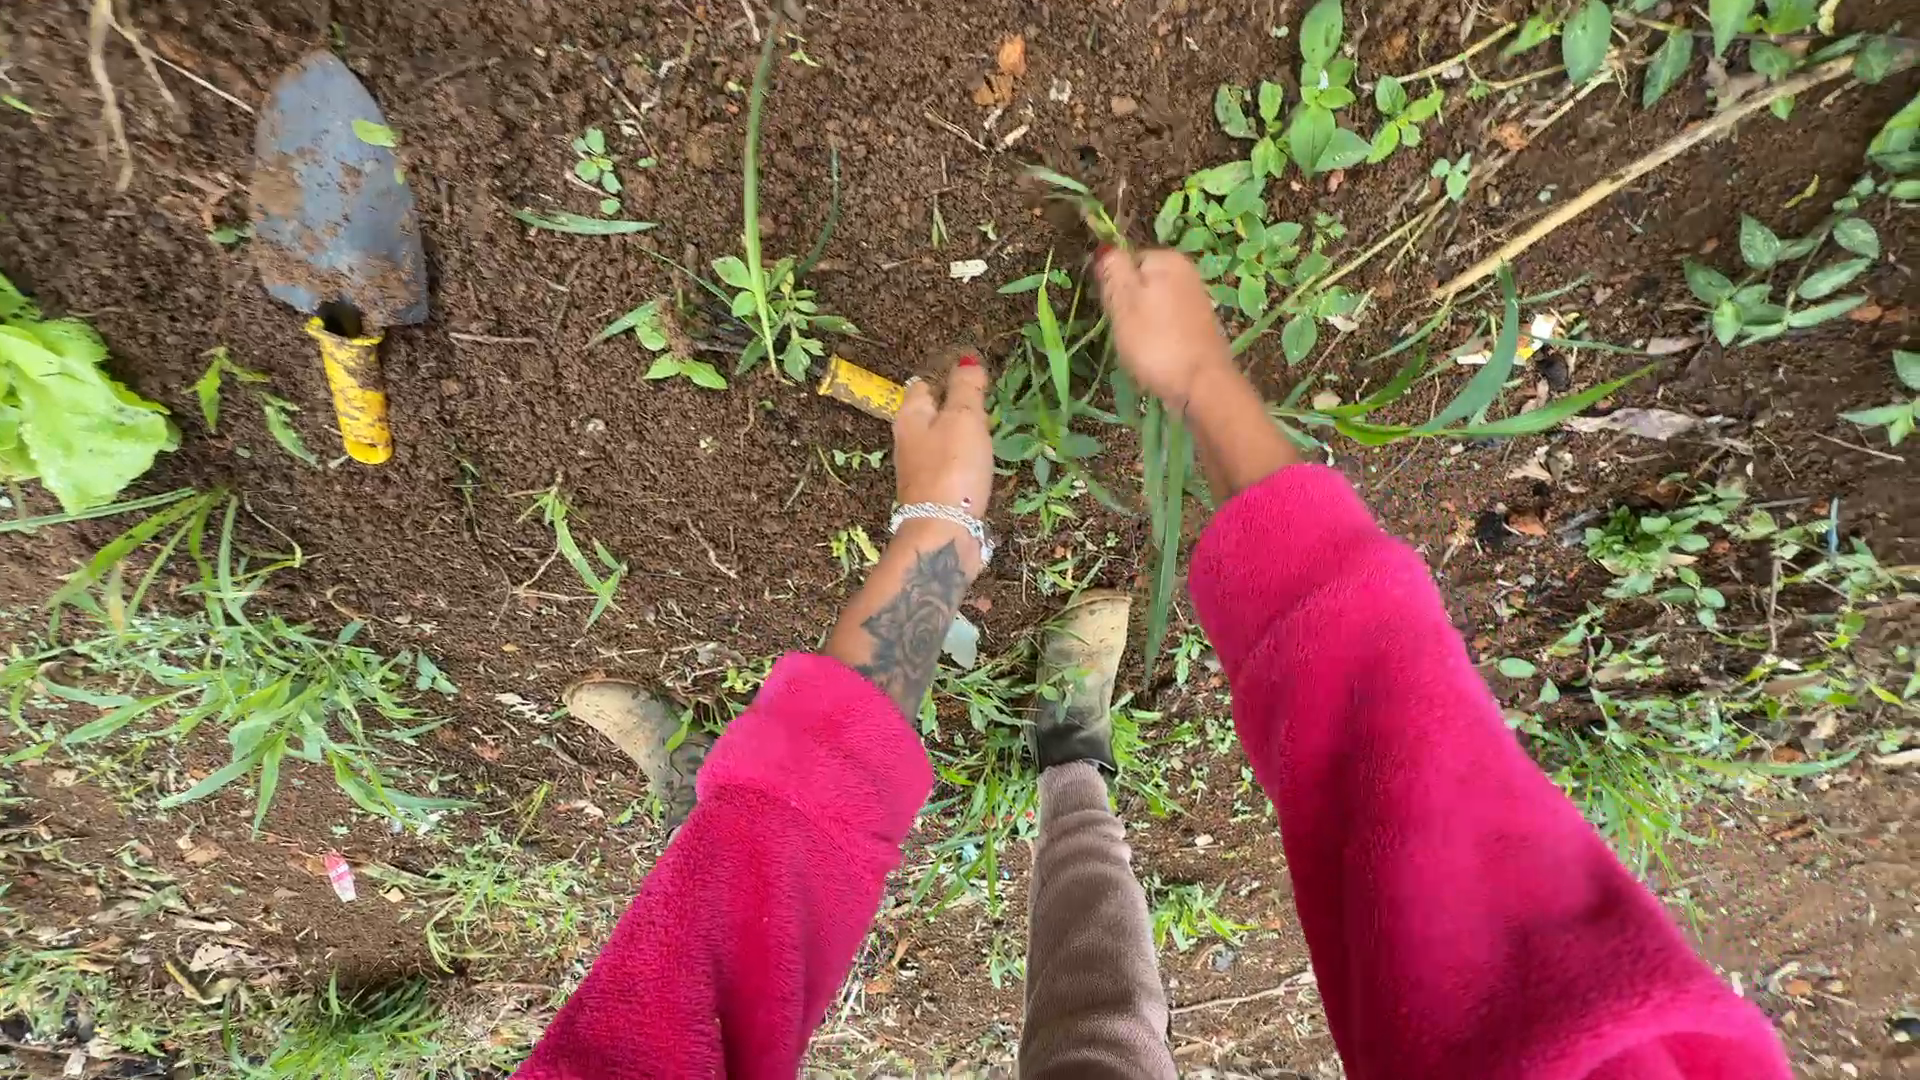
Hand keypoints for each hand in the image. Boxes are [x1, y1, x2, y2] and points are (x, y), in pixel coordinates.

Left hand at [893, 355, 993, 514]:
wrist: (943, 531)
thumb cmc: (952, 468)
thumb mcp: (963, 417)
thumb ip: (966, 387)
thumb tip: (968, 360)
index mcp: (910, 416)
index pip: (923, 383)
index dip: (948, 377)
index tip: (976, 379)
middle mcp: (907, 441)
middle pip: (932, 414)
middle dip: (956, 408)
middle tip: (985, 408)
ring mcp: (918, 470)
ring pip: (941, 442)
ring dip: (962, 437)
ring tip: (987, 436)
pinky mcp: (933, 494)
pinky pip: (949, 467)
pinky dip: (963, 462)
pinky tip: (980, 467)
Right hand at [1094, 248, 1233, 411]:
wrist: (1199, 383)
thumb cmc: (1155, 342)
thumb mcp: (1123, 301)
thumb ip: (1113, 270)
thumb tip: (1104, 247)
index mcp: (1167, 259)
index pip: (1126, 261)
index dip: (1113, 286)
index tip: (1113, 310)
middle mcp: (1186, 272)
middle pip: (1140, 283)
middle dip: (1128, 306)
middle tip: (1126, 330)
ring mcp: (1195, 300)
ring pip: (1152, 306)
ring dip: (1141, 325)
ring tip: (1140, 346)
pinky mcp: (1198, 326)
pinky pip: (1166, 324)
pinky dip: (1158, 337)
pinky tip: (1156, 354)